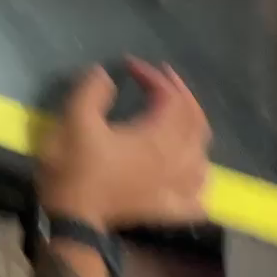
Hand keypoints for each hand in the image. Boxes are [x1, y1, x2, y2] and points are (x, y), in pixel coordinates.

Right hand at [38, 57, 210, 229]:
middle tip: (161, 77)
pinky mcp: (174, 207)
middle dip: (180, 95)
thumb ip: (92, 92)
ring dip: (193, 127)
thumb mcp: (73, 120)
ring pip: (203, 152)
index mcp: (157, 139)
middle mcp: (179, 162)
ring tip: (176, 115)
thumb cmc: (73, 163)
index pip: (171, 100)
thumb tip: (106, 74)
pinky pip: (202, 189)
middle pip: (196, 123)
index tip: (129, 64)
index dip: (154, 77)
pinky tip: (191, 167)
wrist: (75, 213)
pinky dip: (200, 171)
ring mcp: (181, 188)